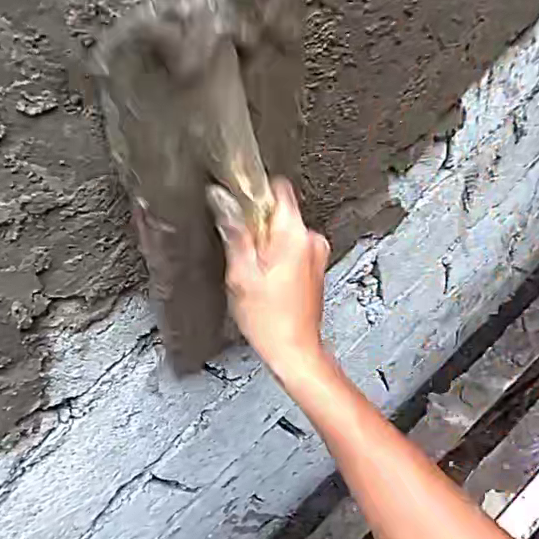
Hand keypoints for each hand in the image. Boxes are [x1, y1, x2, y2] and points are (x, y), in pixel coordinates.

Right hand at [209, 177, 331, 380]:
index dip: (252, 193)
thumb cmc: (271, 320)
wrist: (294, 349)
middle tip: (244, 257)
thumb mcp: (241, 275)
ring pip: (282, 232)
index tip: (237, 205)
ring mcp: (315, 254)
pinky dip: (276, 258)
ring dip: (266, 246)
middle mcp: (311, 239)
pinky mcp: (314, 267)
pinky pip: (291, 249)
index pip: (277, 188)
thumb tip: (223, 202)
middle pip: (277, 213)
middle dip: (256, 228)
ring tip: (256, 275)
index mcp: (294, 235)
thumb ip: (234, 233)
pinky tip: (267, 282)